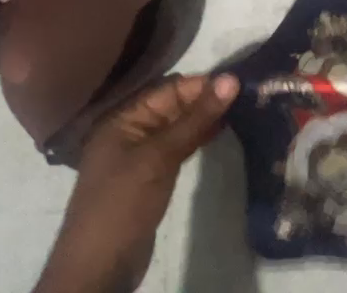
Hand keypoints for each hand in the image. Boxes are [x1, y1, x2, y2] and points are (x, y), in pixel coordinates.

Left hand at [33, 73, 239, 292]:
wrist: (99, 268)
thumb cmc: (123, 203)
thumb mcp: (160, 157)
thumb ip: (196, 118)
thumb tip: (231, 79)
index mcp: (123, 120)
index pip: (169, 89)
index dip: (202, 84)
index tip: (240, 83)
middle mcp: (130, 131)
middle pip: (174, 105)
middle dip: (207, 99)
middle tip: (247, 94)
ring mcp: (141, 155)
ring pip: (179, 126)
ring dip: (206, 118)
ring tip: (243, 109)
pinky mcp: (152, 175)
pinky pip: (179, 146)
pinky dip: (199, 137)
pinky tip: (223, 131)